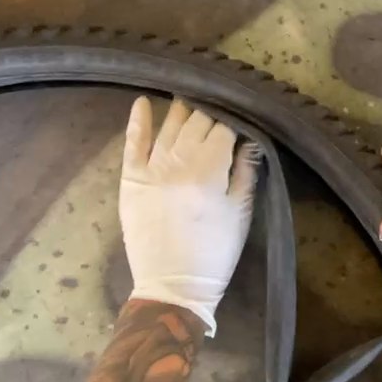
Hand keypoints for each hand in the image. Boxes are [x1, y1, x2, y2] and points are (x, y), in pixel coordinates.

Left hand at [119, 97, 260, 334]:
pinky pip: (133, 144)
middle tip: (220, 105)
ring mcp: (151, 170)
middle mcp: (178, 165)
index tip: (241, 116)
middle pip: (196, 124)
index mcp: (209, 174)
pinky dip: (137, 122)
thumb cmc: (215, 252)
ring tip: (191, 96)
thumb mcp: (241, 213)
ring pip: (169, 128)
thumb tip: (252, 138)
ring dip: (182, 110)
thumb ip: (245, 172)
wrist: (173, 286)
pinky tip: (143, 102)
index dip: (234, 120)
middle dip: (211, 112)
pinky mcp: (130, 180)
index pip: (223, 131)